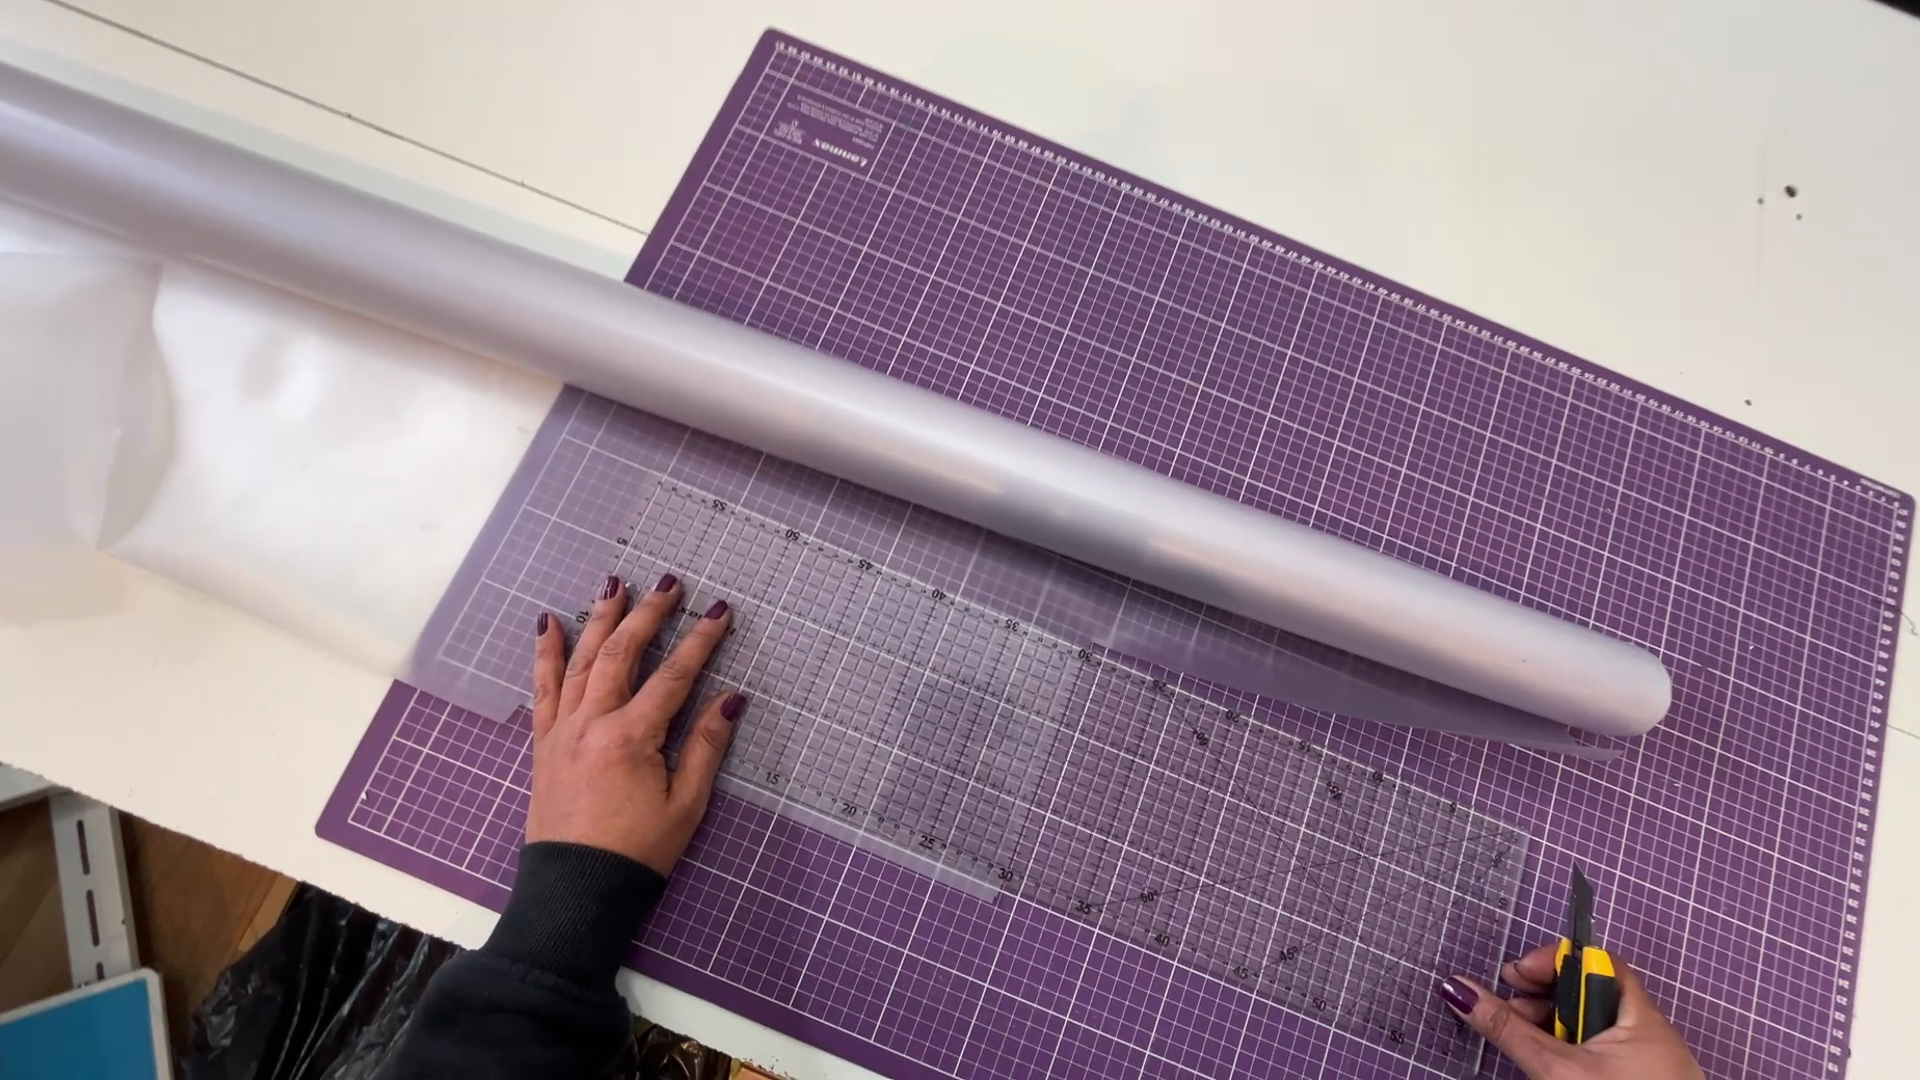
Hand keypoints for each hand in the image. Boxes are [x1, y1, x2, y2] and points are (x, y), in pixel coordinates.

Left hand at [525, 572, 745, 874]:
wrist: (574, 895)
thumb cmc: (638, 852)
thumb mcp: (686, 804)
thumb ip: (707, 746)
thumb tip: (732, 699)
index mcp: (631, 738)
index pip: (674, 675)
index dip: (701, 640)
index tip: (720, 611)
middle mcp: (591, 724)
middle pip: (622, 655)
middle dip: (648, 614)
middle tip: (670, 583)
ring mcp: (562, 731)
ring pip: (582, 662)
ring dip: (600, 620)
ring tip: (615, 585)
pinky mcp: (545, 744)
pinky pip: (544, 689)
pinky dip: (547, 654)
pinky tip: (548, 625)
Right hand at [1437, 943, 1702, 1079]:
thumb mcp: (1555, 1069)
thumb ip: (1506, 1027)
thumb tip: (1454, 986)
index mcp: (1643, 1021)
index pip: (1598, 962)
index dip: (1554, 960)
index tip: (1517, 978)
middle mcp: (1651, 1036)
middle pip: (1589, 992)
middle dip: (1542, 995)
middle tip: (1511, 1010)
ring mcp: (1650, 1065)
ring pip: (1592, 1024)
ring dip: (1550, 1024)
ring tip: (1525, 1043)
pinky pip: (1601, 1050)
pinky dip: (1570, 1048)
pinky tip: (1550, 1065)